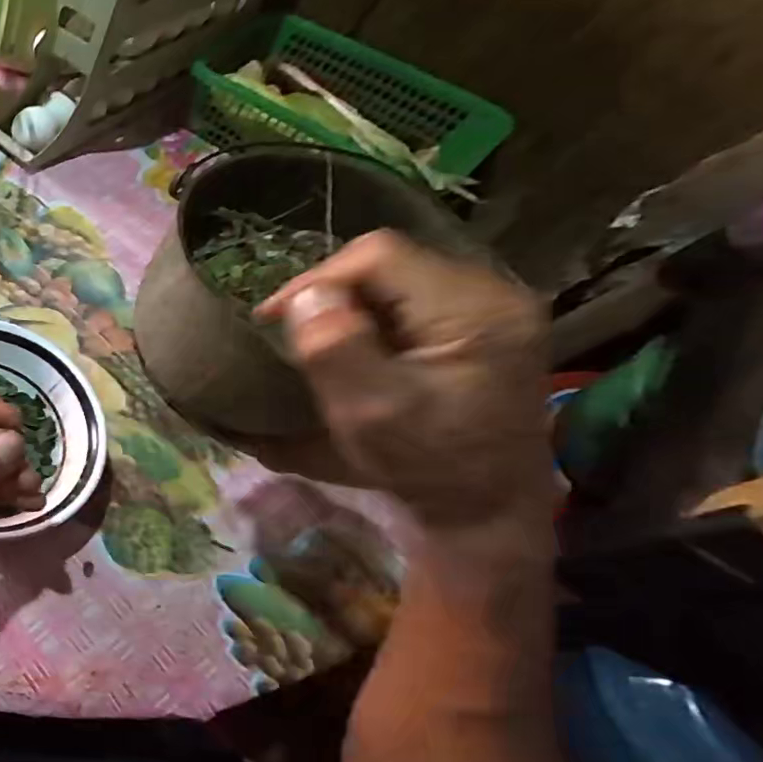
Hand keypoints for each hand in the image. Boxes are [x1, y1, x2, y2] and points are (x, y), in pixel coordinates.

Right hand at [255, 231, 553, 527]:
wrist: (482, 505)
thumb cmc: (423, 461)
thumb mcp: (369, 411)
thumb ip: (337, 349)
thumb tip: (306, 295)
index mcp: (471, 309)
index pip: (377, 256)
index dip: (315, 280)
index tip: (271, 321)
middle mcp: (491, 294)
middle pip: (387, 261)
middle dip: (326, 291)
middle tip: (287, 330)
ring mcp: (487, 309)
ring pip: (393, 277)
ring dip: (342, 303)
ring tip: (310, 337)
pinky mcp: (476, 327)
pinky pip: (406, 298)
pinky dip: (364, 315)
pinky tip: (348, 345)